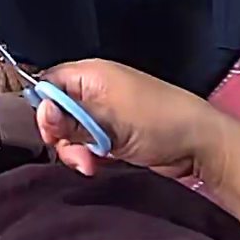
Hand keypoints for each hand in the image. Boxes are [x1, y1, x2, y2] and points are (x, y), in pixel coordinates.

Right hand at [35, 60, 229, 182]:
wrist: (198, 142)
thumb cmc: (157, 122)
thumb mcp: (110, 122)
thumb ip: (72, 118)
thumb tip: (41, 112)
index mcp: (93, 74)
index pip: (49, 82)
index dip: (44, 108)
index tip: (52, 133)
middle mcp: (96, 89)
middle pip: (57, 111)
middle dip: (62, 136)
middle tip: (78, 154)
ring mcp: (105, 112)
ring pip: (71, 131)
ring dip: (76, 150)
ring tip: (92, 164)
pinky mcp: (113, 132)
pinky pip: (87, 142)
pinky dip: (88, 155)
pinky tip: (98, 165)